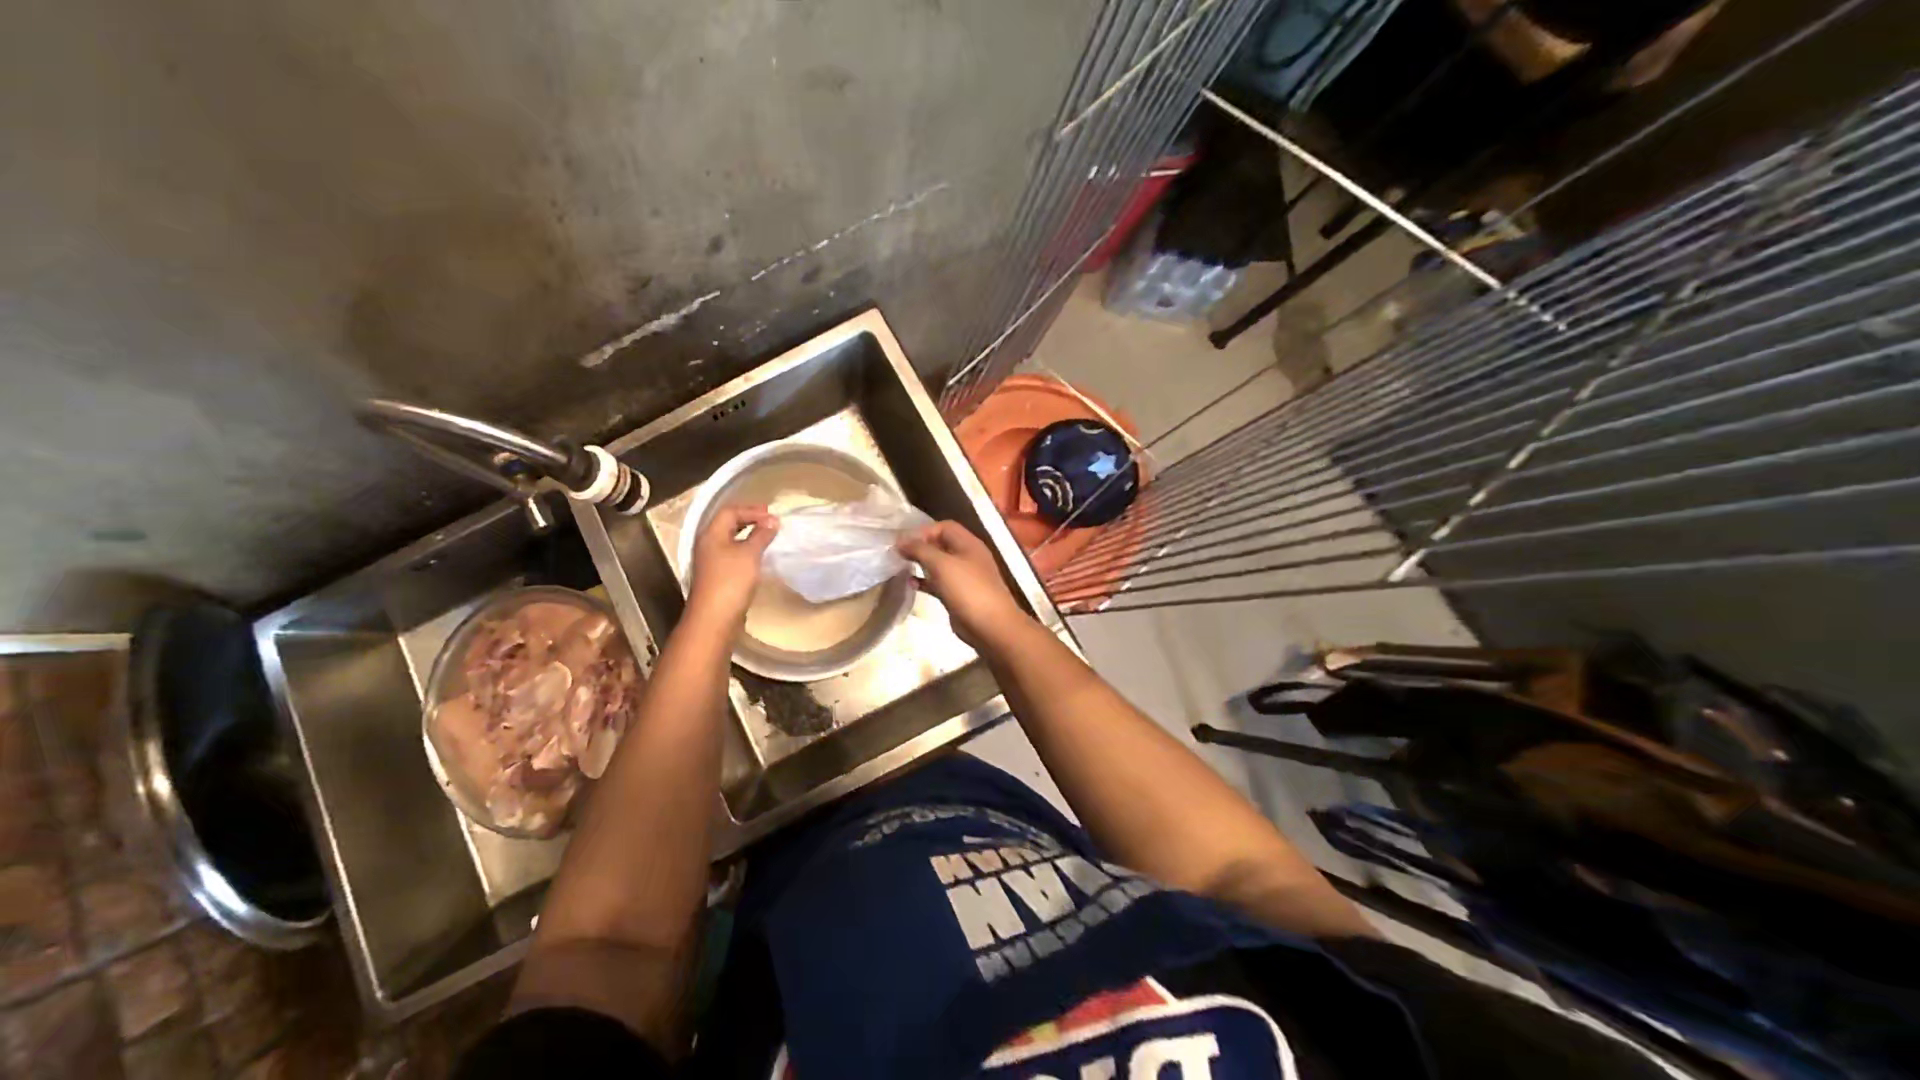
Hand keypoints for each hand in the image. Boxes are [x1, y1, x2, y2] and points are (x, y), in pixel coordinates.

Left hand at [687, 505, 777, 626]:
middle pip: (727, 524)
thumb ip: (761, 535)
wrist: (714, 618)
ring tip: (767, 536)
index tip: (773, 515)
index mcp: (711, 534)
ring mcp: (711, 561)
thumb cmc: (731, 581)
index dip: (751, 510)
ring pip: (730, 540)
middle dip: (749, 519)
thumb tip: (773, 521)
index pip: (730, 512)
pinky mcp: (717, 576)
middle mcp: (708, 544)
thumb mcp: (749, 554)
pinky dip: (746, 549)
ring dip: (749, 535)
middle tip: (770, 521)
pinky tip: (758, 556)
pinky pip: (732, 554)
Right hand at [898, 521, 1026, 649]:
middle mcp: (967, 557)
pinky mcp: (959, 595)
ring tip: (901, 566)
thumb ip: (920, 550)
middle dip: (920, 546)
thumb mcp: (941, 564)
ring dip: (921, 564)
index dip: (924, 531)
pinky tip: (910, 584)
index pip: (944, 526)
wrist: (990, 626)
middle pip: (941, 544)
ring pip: (939, 564)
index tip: (904, 541)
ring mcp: (964, 577)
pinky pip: (939, 583)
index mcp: (968, 544)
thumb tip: (900, 541)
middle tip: (898, 553)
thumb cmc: (967, 589)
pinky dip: (925, 581)